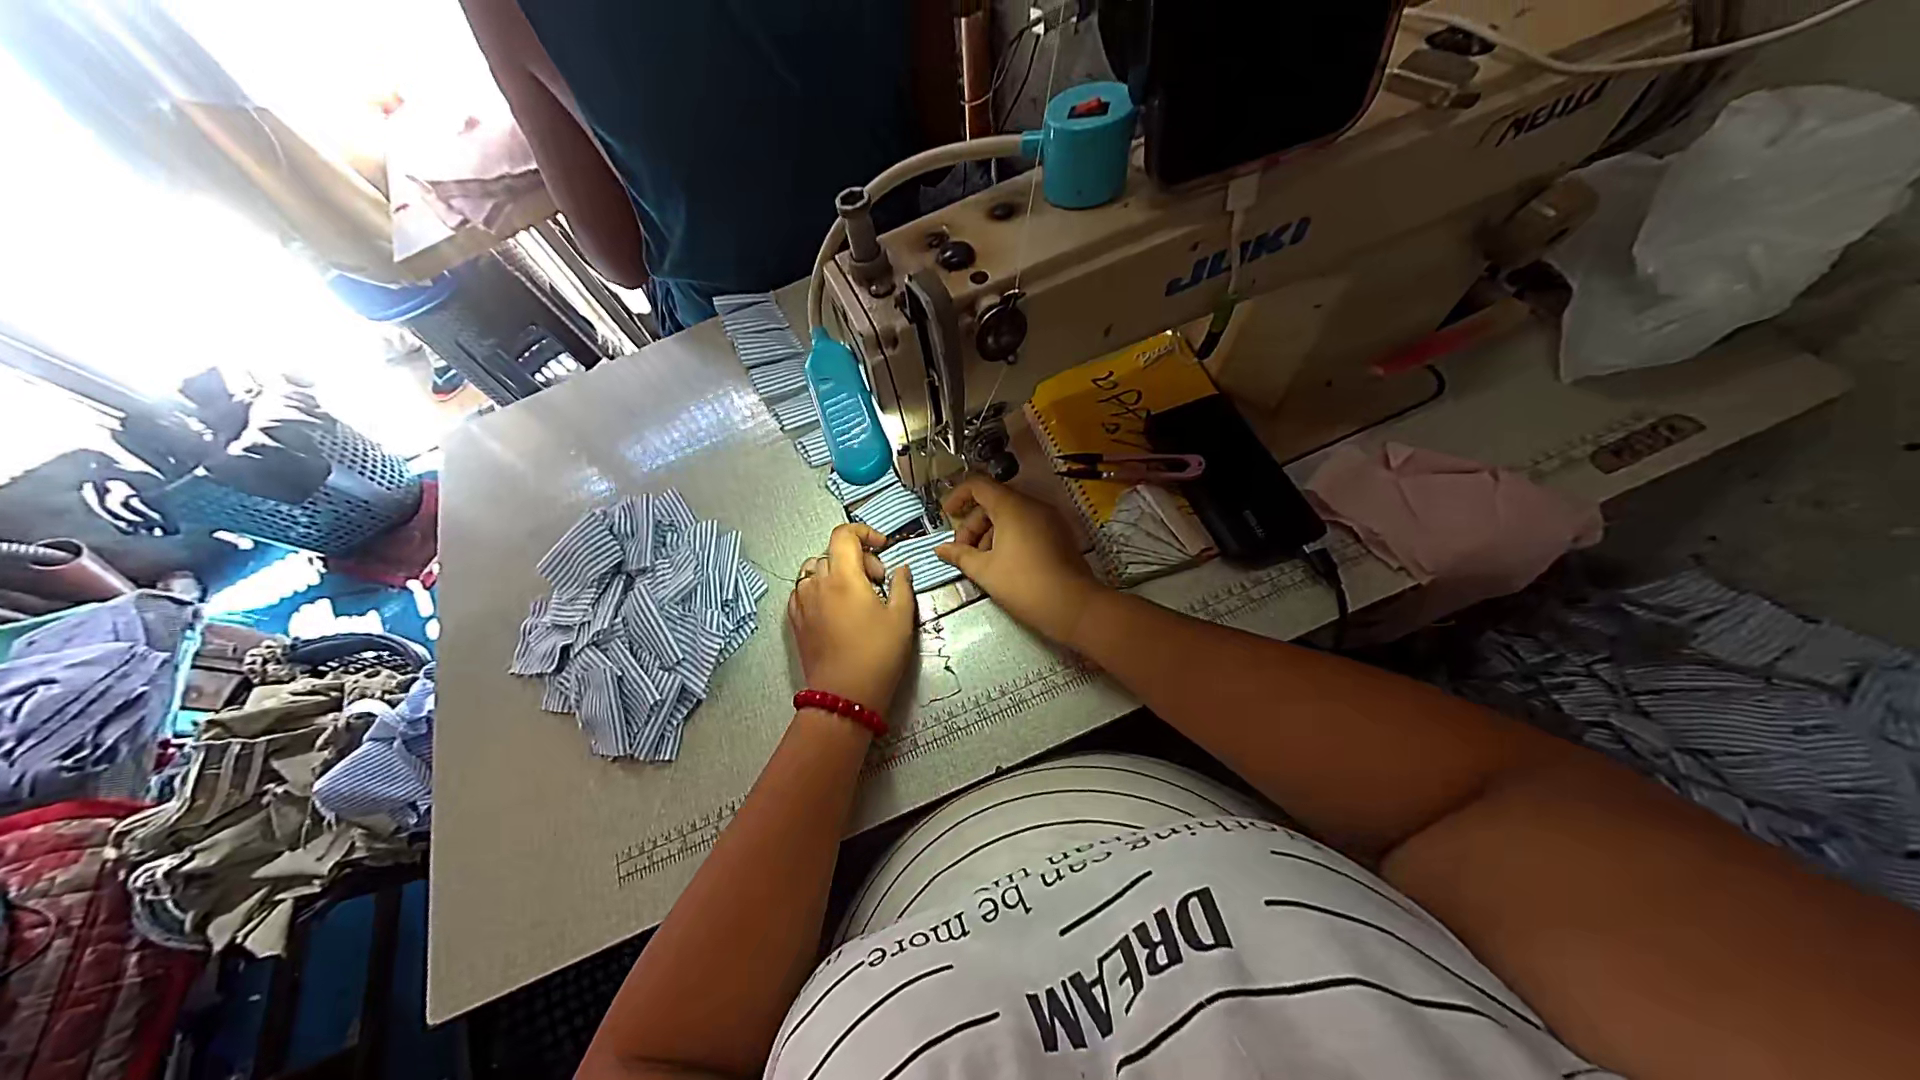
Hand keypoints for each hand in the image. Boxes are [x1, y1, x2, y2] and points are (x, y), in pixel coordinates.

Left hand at [787, 523, 915, 714]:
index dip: (865, 533)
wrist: (845, 695)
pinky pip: (804, 591)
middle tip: (879, 581)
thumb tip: (901, 570)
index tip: (882, 547)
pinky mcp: (796, 620)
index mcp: (843, 577)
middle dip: (858, 558)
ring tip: (857, 595)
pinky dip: (821, 589)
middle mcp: (817, 584)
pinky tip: (838, 609)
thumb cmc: (877, 655)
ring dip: (837, 573)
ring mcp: (802, 602)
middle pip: (833, 552)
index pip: (844, 535)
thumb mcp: (901, 618)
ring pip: (815, 570)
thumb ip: (902, 585)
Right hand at [935, 477, 1105, 643]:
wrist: (1074, 606)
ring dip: (990, 533)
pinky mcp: (1058, 533)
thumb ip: (959, 555)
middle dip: (973, 524)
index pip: (978, 485)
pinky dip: (1009, 536)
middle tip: (963, 552)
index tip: (947, 516)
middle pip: (994, 501)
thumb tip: (940, 549)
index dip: (958, 496)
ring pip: (1010, 515)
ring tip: (981, 562)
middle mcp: (1032, 505)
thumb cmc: (1024, 585)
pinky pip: (1027, 525)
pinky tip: (1002, 563)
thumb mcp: (985, 571)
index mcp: (1011, 507)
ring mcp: (1048, 518)